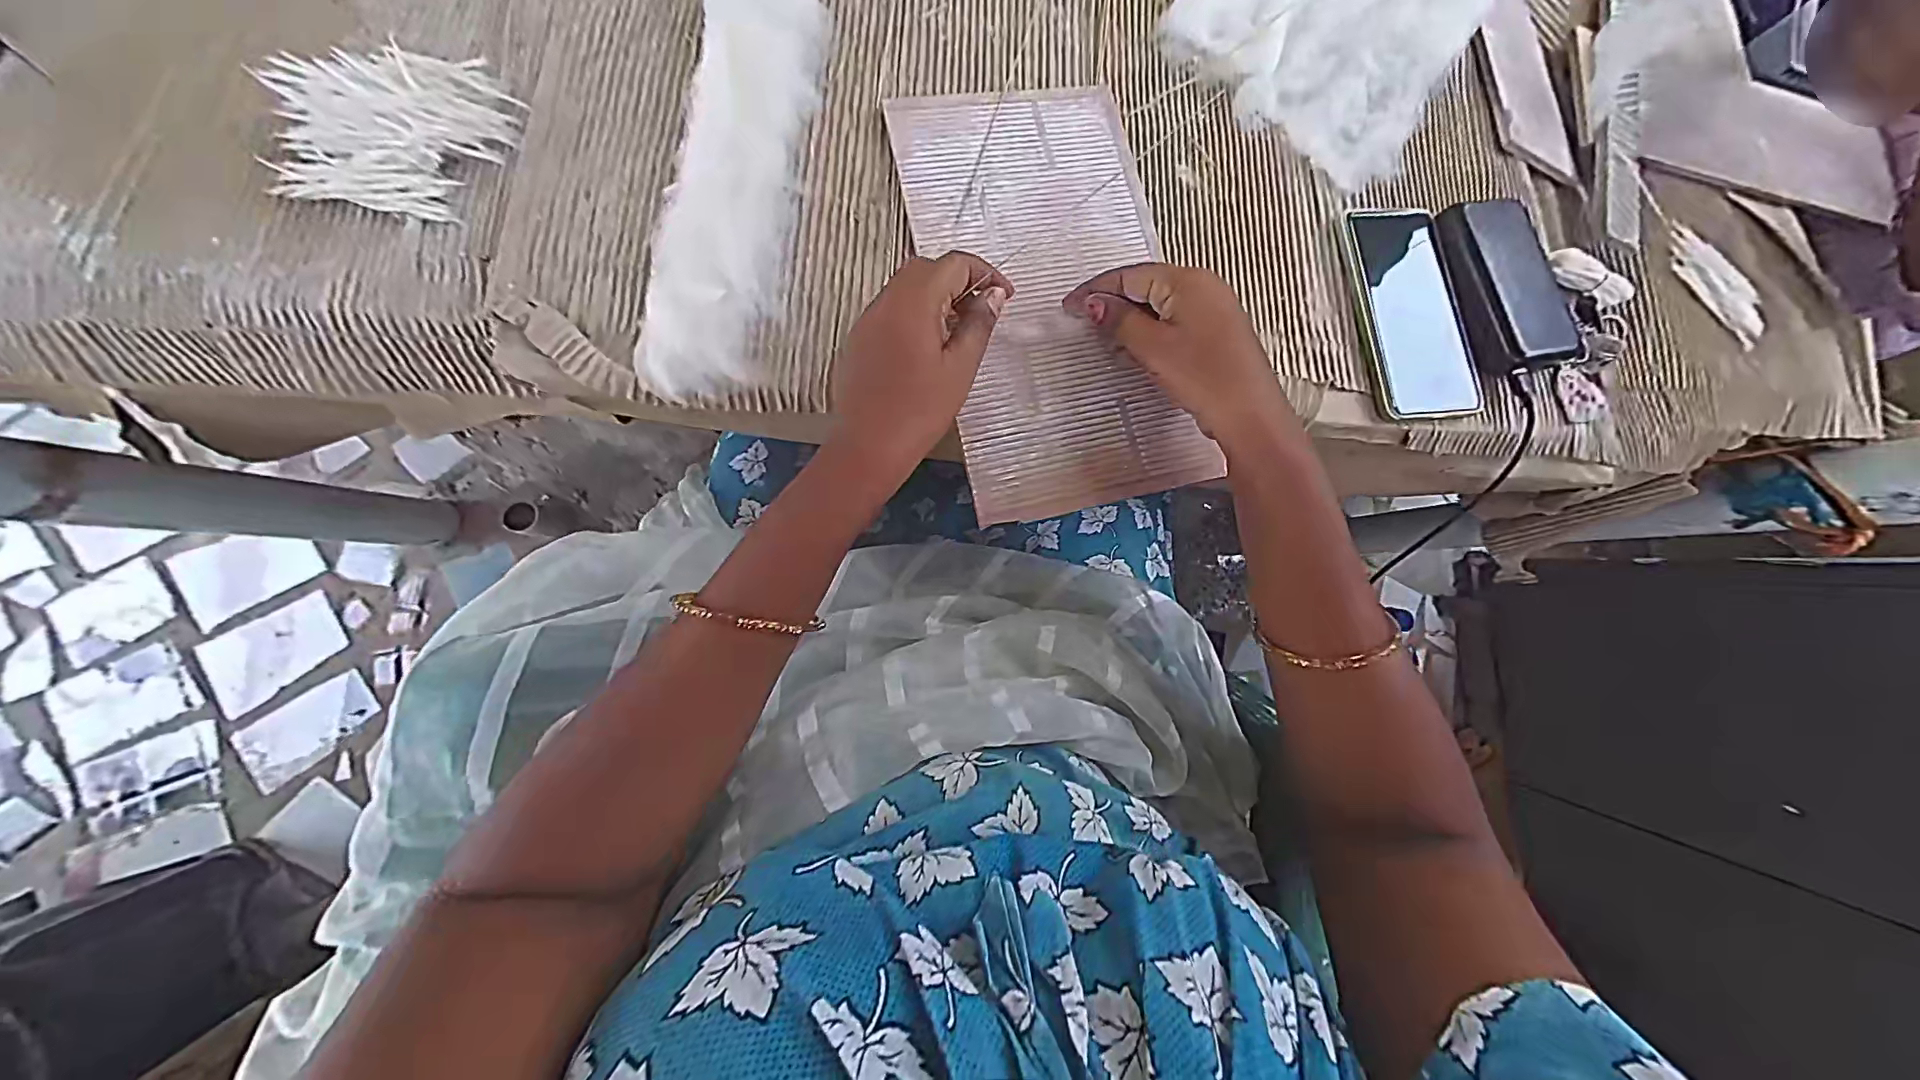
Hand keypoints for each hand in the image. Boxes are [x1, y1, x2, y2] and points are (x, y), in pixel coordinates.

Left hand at [832, 251, 1011, 472]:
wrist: (868, 446)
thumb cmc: (917, 412)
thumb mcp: (960, 368)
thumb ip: (979, 324)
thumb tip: (992, 296)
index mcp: (912, 303)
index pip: (953, 264)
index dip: (984, 273)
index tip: (1004, 296)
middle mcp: (885, 302)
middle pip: (927, 268)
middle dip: (959, 281)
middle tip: (982, 312)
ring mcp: (867, 320)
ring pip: (906, 288)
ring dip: (937, 297)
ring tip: (959, 333)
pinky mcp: (859, 339)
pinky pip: (891, 311)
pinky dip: (915, 314)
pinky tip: (929, 348)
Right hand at [1064, 263, 1299, 449]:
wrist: (1248, 414)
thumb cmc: (1204, 377)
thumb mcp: (1152, 347)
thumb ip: (1119, 320)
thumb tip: (1094, 304)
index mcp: (1187, 280)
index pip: (1130, 276)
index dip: (1095, 291)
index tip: (1069, 307)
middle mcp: (1203, 286)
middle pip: (1144, 286)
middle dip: (1111, 304)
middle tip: (1082, 325)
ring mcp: (1211, 309)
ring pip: (1157, 306)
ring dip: (1129, 321)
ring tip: (1104, 341)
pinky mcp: (1213, 332)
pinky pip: (1172, 322)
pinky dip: (1148, 332)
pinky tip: (1133, 351)